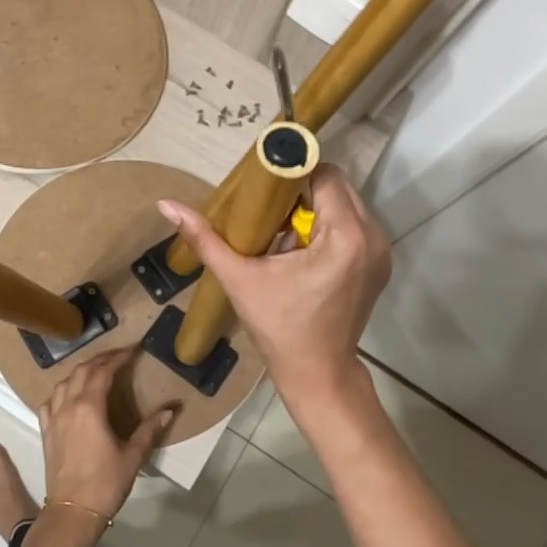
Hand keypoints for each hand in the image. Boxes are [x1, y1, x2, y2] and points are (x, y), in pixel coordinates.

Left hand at [36, 348, 175, 519]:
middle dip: (100, 360)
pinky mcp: (46, 431)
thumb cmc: (105, 483)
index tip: (133, 351)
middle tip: (119, 357)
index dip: (118, 358)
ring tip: (97, 372)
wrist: (72, 511)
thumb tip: (171, 410)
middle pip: (81, 371)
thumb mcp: (133, 456)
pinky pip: (50, 401)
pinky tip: (70, 396)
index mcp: (89, 407)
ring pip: (63, 383)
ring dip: (80, 372)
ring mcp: (53, 418)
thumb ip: (149, 430)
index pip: (103, 371)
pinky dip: (62, 391)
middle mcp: (68, 406)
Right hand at [158, 164, 390, 395]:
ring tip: (281, 226)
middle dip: (303, 189)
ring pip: (347, 204)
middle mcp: (372, 236)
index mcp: (345, 236)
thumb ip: (205, 238)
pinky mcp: (378, 264)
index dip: (293, 172)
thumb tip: (166, 204)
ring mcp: (380, 251)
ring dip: (316, 206)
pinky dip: (328, 224)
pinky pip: (354, 225)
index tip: (263, 182)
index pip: (324, 176)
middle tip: (267, 206)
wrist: (318, 374)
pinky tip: (299, 244)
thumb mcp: (239, 279)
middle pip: (338, 186)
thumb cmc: (279, 328)